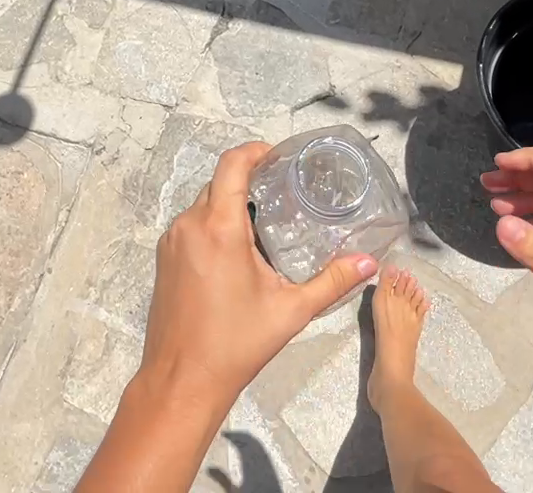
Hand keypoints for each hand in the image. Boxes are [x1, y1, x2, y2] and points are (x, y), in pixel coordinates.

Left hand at [139, 142, 378, 411]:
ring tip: (264, 219)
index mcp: (219, 227)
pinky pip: (191, 225)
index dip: (254, 151)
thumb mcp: (290, 311)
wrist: (181, 381)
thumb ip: (331, 281)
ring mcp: (171, 240)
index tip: (277, 155)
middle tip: (281, 188)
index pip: (231, 164)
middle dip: (248, 180)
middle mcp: (189, 224)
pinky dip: (213, 223)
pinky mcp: (164, 257)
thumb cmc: (236, 344)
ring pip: (204, 204)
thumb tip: (369, 263)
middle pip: (219, 182)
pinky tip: (237, 247)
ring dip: (231, 203)